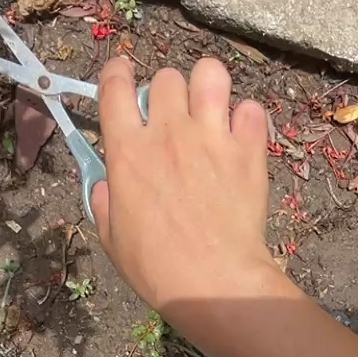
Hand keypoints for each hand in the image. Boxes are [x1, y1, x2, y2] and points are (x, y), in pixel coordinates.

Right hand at [91, 57, 286, 311]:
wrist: (213, 282)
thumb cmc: (157, 269)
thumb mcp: (113, 240)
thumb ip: (107, 203)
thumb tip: (106, 185)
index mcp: (127, 151)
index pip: (114, 86)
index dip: (117, 74)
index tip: (123, 77)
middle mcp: (168, 133)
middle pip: (166, 78)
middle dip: (168, 92)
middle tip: (175, 118)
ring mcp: (211, 137)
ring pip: (210, 74)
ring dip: (209, 87)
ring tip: (212, 110)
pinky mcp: (248, 151)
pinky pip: (251, 110)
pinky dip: (247, 119)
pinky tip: (243, 138)